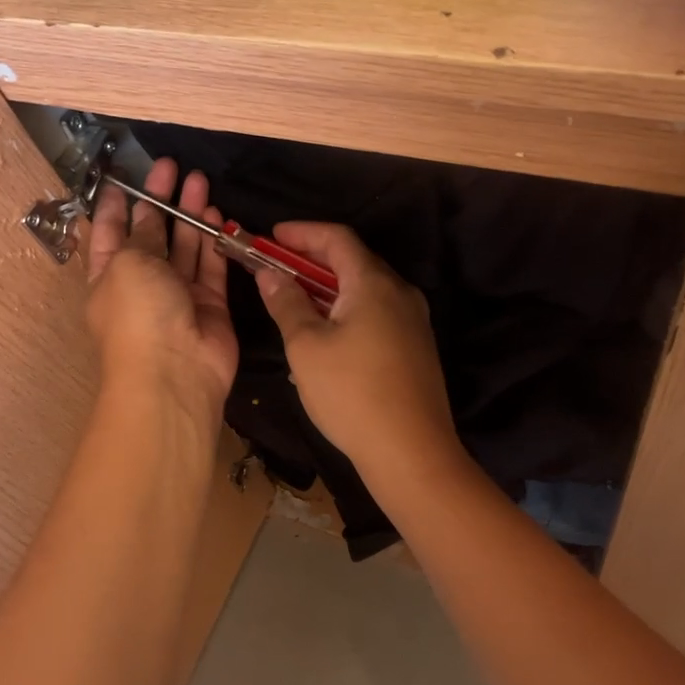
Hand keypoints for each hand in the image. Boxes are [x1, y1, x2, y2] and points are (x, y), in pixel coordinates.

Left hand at [85, 158, 238, 408]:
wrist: (175, 375)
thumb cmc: (138, 314)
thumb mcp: (128, 264)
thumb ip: (143, 235)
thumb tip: (150, 215)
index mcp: (108, 277)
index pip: (108, 233)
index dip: (113, 205)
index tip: (121, 177)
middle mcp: (142, 285)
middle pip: (151, 235)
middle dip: (159, 201)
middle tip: (170, 166)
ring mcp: (178, 295)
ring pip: (184, 247)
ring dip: (189, 213)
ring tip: (198, 179)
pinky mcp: (211, 305)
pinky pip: (211, 266)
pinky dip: (213, 241)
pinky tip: (216, 213)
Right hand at [252, 223, 462, 480]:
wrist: (412, 452)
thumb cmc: (352, 393)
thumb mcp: (307, 346)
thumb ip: (287, 303)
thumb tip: (270, 273)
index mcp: (374, 282)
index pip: (337, 238)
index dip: (301, 232)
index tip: (269, 237)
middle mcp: (400, 292)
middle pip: (353, 260)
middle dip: (311, 260)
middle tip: (274, 268)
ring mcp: (413, 321)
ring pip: (365, 289)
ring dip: (327, 288)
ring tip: (292, 301)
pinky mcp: (415, 347)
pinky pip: (376, 313)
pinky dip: (346, 310)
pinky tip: (324, 335)